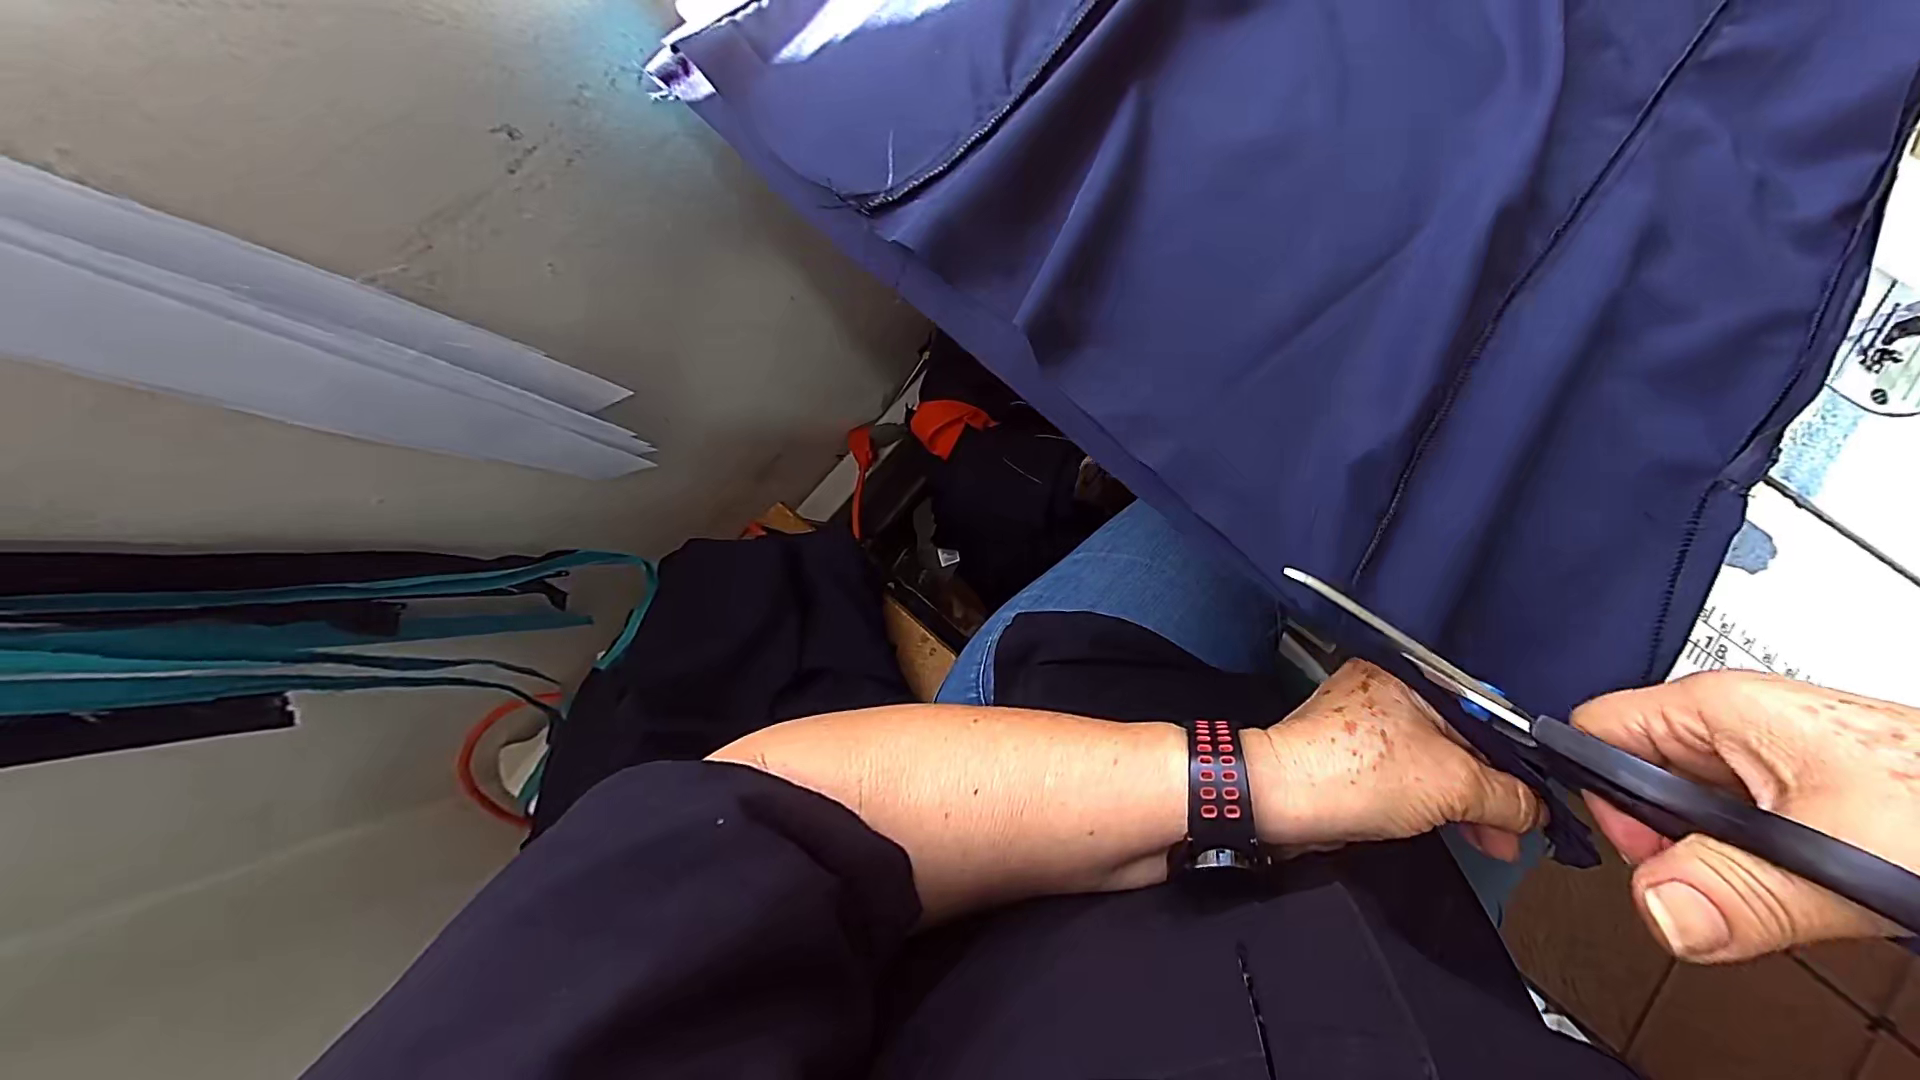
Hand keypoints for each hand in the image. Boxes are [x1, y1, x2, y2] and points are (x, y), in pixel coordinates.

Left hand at [1247, 660, 1544, 860]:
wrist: (1283, 797)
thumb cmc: (1351, 772)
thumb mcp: (1454, 783)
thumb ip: (1508, 795)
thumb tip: (1535, 809)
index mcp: (1404, 677)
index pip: (1482, 715)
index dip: (1516, 760)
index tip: (1539, 796)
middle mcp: (1381, 693)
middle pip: (1457, 740)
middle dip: (1491, 789)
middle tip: (1516, 828)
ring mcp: (1363, 725)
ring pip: (1432, 762)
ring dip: (1466, 803)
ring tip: (1492, 839)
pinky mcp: (1351, 755)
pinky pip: (1406, 776)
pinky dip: (1432, 802)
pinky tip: (1457, 828)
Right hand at [1572, 671, 1919, 962]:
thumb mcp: (1851, 860)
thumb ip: (1740, 889)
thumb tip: (1659, 913)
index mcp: (1715, 705)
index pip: (1592, 733)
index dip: (1602, 793)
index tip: (1646, 850)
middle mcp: (1734, 721)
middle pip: (1635, 771)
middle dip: (1665, 834)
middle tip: (1715, 876)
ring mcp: (1773, 755)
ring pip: (1689, 802)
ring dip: (1716, 852)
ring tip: (1776, 881)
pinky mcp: (1807, 788)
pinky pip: (1740, 820)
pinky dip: (1758, 859)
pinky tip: (1803, 880)